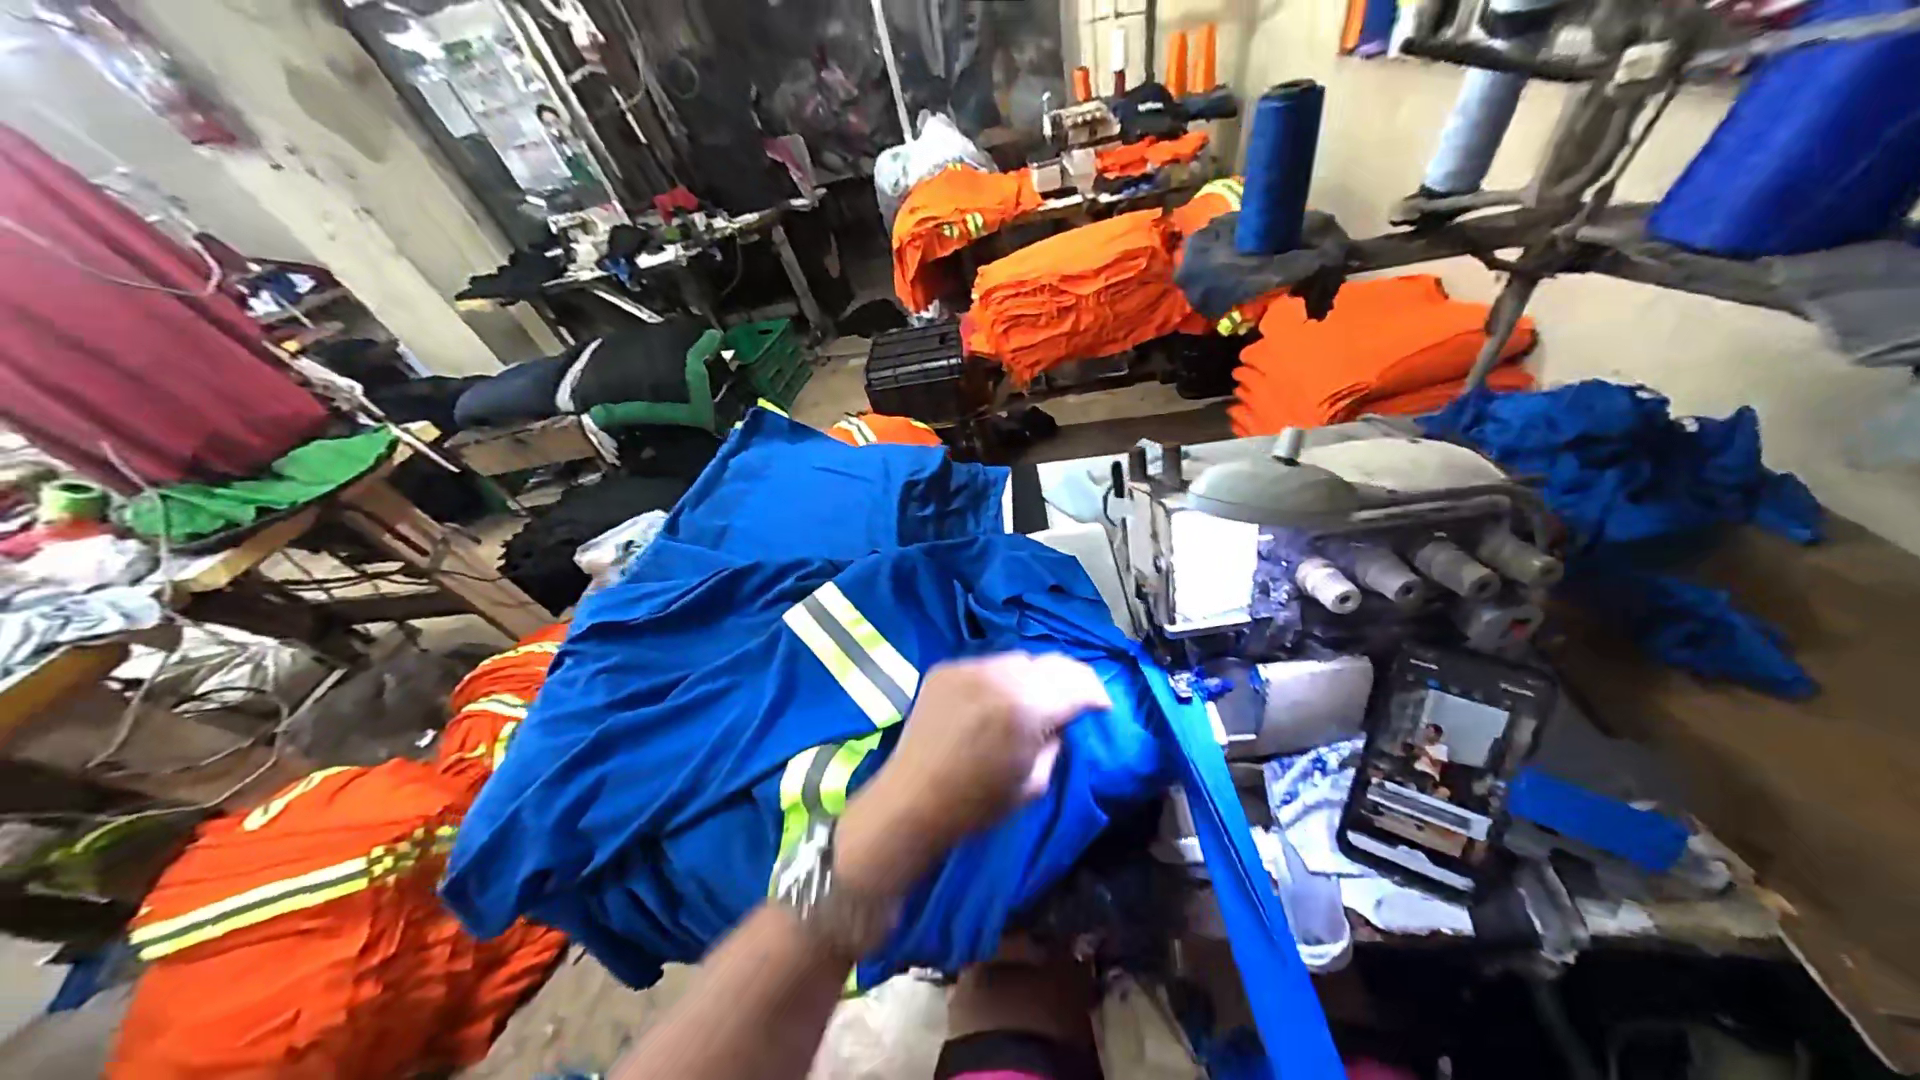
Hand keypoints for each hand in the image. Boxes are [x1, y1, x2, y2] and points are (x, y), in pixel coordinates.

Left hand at [835, 653, 1110, 898]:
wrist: (912, 799)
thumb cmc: (978, 803)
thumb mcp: (1035, 781)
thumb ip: (1056, 739)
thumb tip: (1063, 716)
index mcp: (1027, 706)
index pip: (1078, 684)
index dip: (1097, 694)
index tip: (1102, 707)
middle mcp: (1000, 675)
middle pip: (1051, 662)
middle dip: (1069, 680)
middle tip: (1075, 699)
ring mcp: (969, 667)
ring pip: (1018, 659)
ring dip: (1033, 676)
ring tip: (1032, 698)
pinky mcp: (946, 668)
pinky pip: (987, 665)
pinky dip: (999, 679)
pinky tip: (994, 701)